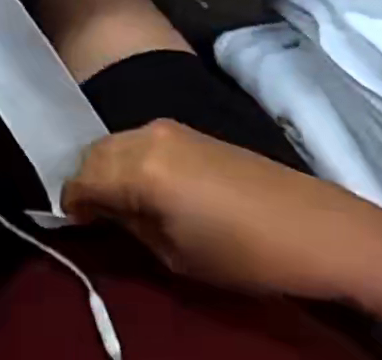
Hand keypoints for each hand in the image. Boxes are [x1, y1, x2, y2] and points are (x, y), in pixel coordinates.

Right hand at [61, 120, 381, 301]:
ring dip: (105, 167)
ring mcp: (166, 126)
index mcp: (139, 169)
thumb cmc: (240, 253)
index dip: (72, 205)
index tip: (76, 226)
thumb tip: (102, 214)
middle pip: (93, 153)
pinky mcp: (185, 127)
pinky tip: (142, 183)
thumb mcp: (174, 256)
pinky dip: (126, 157)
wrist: (309, 225)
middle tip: (94, 216)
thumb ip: (129, 226)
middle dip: (86, 181)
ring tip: (118, 202)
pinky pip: (136, 138)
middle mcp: (145, 136)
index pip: (82, 179)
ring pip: (113, 141)